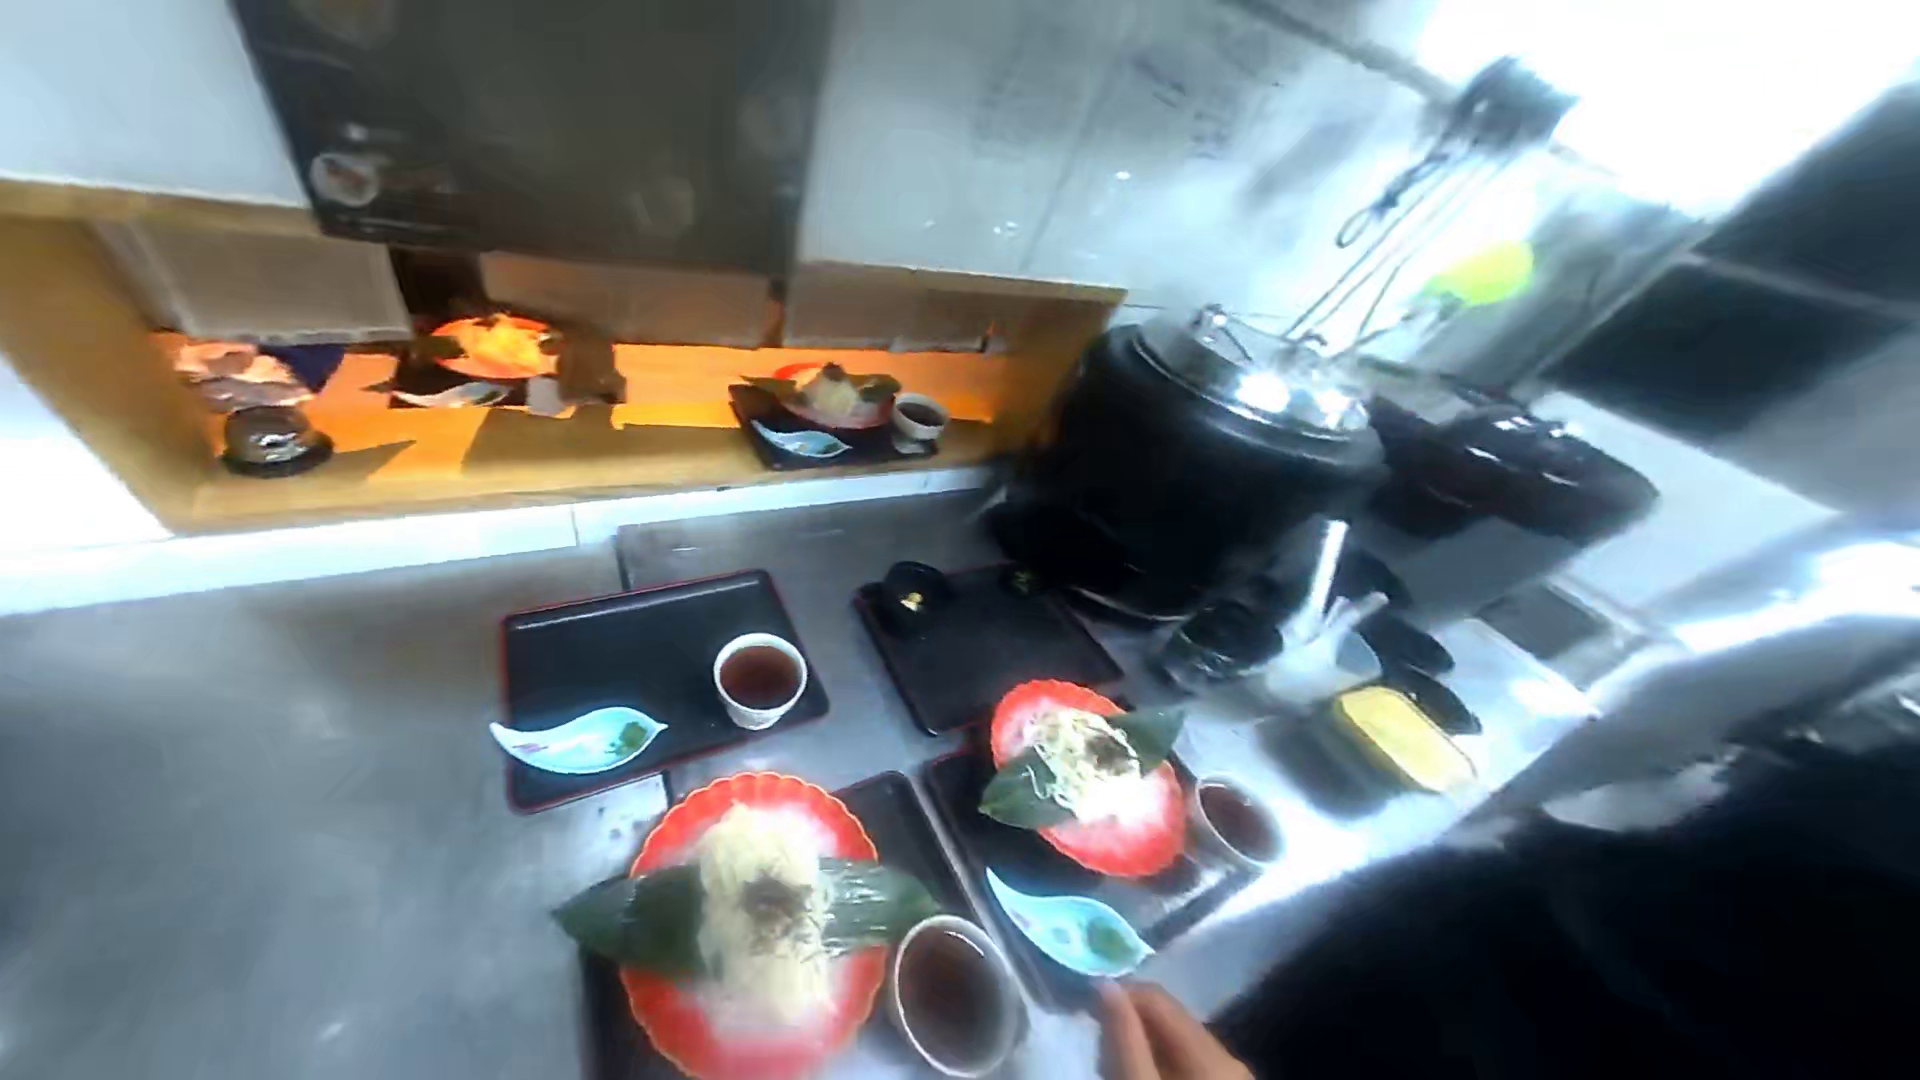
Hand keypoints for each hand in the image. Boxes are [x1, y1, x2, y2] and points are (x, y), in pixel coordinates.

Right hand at [1098, 980, 1252, 1079]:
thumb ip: (1124, 1038)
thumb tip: (1105, 982)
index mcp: (1212, 1049)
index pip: (1157, 996)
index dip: (1121, 996)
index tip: (1092, 1013)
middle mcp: (1230, 1054)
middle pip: (1169, 1018)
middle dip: (1132, 1024)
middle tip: (1103, 1046)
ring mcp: (1235, 1075)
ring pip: (1179, 1041)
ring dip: (1145, 1045)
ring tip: (1120, 1062)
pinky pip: (1191, 1064)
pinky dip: (1164, 1064)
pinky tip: (1147, 1073)